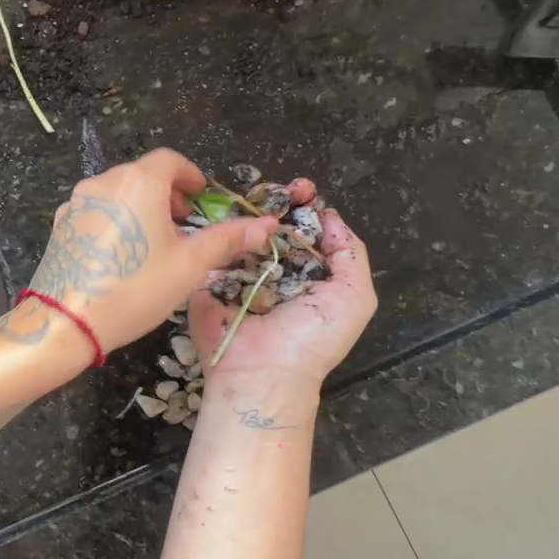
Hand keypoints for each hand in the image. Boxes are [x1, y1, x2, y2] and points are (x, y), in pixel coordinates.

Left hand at [2, 149, 276, 355]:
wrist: (67, 321)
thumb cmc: (135, 289)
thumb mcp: (189, 265)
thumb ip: (226, 239)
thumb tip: (265, 225)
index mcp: (136, 182)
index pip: (168, 161)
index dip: (189, 175)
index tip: (201, 197)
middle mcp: (102, 184)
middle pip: (140, 175)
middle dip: (167, 193)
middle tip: (184, 222)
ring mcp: (75, 205)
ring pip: (116, 194)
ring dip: (140, 207)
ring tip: (157, 241)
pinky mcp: (60, 226)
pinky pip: (95, 212)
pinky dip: (116, 220)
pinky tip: (124, 253)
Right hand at [188, 195, 376, 393]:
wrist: (263, 372)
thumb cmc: (313, 338)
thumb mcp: (354, 296)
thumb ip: (349, 254)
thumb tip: (329, 217)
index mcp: (302, 273)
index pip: (301, 230)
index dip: (303, 206)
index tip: (301, 187)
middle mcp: (267, 270)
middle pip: (267, 226)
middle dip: (274, 203)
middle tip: (280, 186)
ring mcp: (232, 275)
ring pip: (236, 235)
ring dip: (242, 214)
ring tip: (247, 199)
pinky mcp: (203, 283)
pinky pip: (208, 253)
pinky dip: (213, 237)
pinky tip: (218, 222)